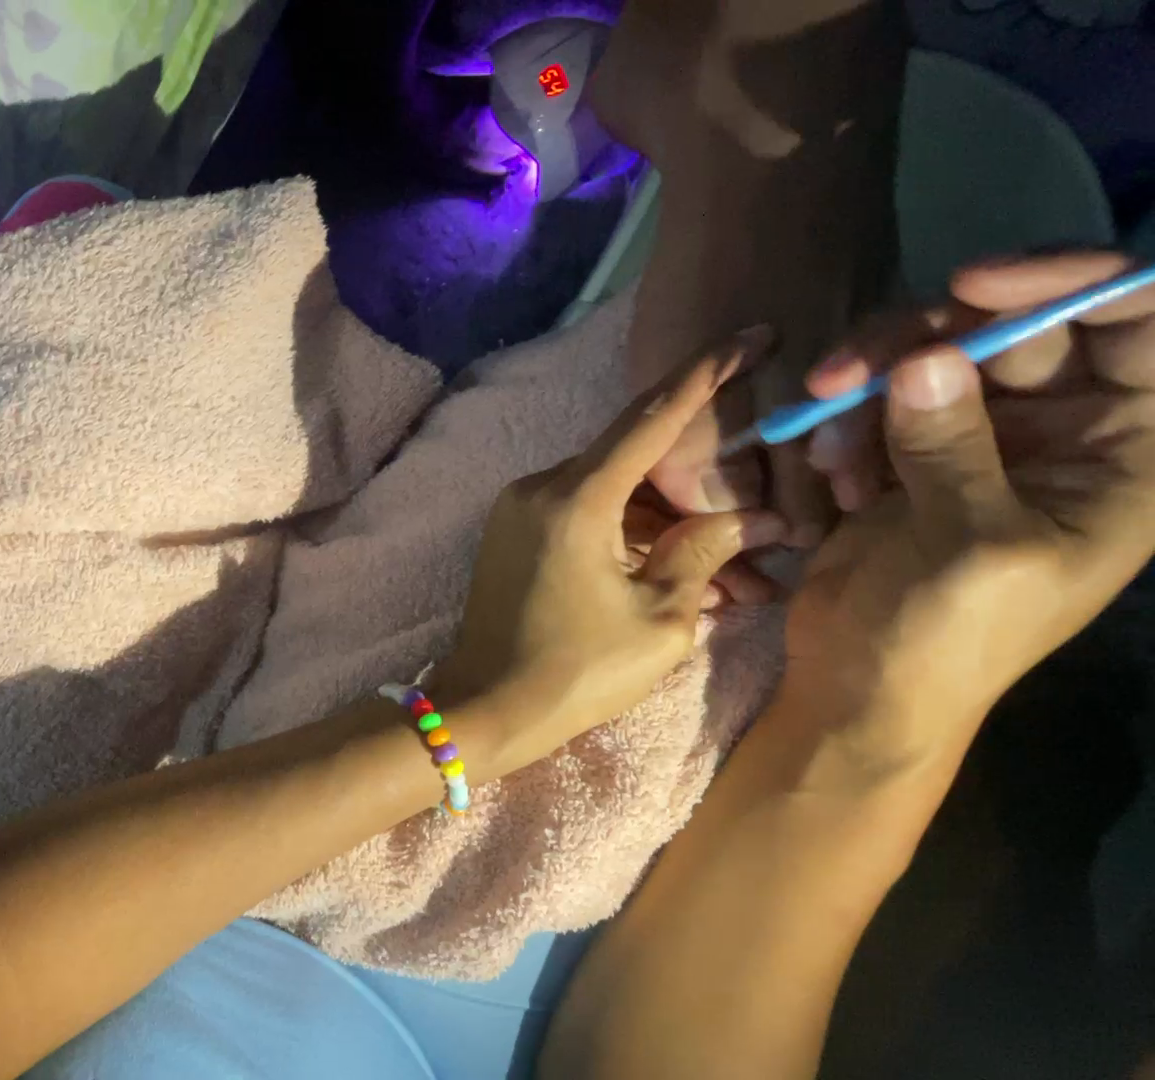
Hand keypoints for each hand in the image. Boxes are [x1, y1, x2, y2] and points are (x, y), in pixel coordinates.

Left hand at [441, 329, 788, 763]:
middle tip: (766, 494)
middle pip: (636, 459)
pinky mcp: (515, 531)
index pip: (651, 416)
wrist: (486, 704)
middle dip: (704, 478)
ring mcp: (520, 508)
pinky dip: (632, 531)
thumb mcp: (660, 618)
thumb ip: (702, 553)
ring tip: (741, 558)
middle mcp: (539, 487)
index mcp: (574, 498)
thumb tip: (747, 519)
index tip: (752, 332)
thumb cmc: (576, 670)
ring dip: (671, 518)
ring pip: (614, 493)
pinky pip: (585, 514)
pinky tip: (684, 562)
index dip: (707, 371)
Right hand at [783, 252, 1154, 764]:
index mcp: (1130, 450)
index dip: (1068, 285)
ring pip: (927, 360)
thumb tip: (921, 360)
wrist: (862, 683)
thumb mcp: (974, 545)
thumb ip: (955, 449)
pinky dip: (840, 429)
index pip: (1139, 325)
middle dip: (918, 344)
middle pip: (1009, 333)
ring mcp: (975, 442)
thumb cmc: (952, 635)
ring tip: (822, 450)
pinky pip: (872, 404)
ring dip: (862, 392)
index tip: (969, 288)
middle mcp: (1061, 431)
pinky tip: (829, 476)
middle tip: (835, 377)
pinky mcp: (902, 456)